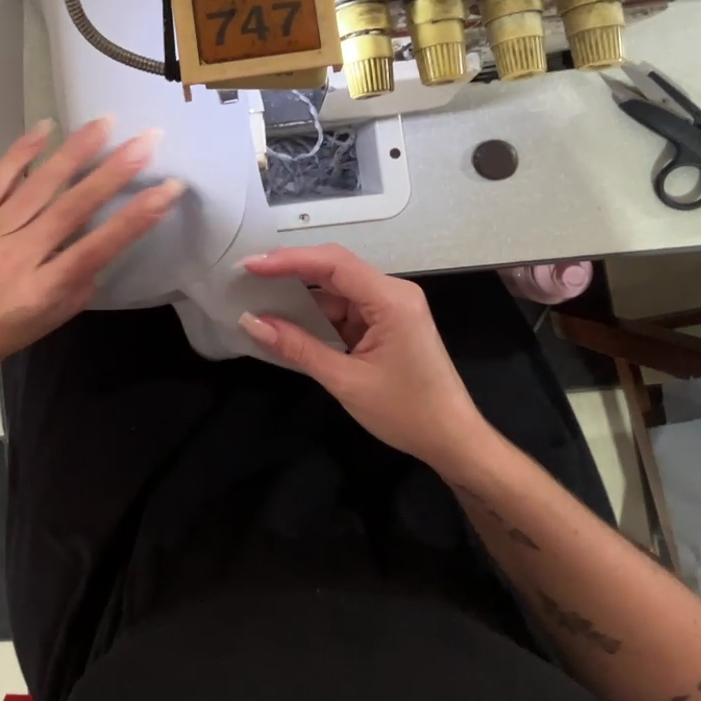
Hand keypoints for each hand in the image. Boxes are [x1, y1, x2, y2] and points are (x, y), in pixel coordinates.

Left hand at [0, 117, 183, 371]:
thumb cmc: (17, 324)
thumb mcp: (61, 312)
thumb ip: (84, 274)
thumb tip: (106, 232)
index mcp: (45, 286)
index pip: (97, 247)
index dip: (135, 219)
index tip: (168, 189)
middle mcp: (20, 254)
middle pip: (71, 208)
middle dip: (113, 172)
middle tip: (147, 141)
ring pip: (39, 185)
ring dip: (75, 151)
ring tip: (105, 123)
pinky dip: (22, 151)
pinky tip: (47, 128)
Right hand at [238, 244, 494, 473]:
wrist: (454, 441)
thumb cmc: (407, 412)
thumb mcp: (346, 381)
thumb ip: (298, 348)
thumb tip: (252, 323)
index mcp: (391, 300)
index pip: (333, 264)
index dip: (289, 260)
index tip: (251, 265)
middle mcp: (392, 293)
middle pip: (334, 270)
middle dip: (290, 271)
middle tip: (247, 276)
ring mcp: (390, 308)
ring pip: (336, 290)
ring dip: (300, 296)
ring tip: (258, 297)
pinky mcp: (385, 324)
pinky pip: (344, 309)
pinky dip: (315, 315)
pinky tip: (287, 321)